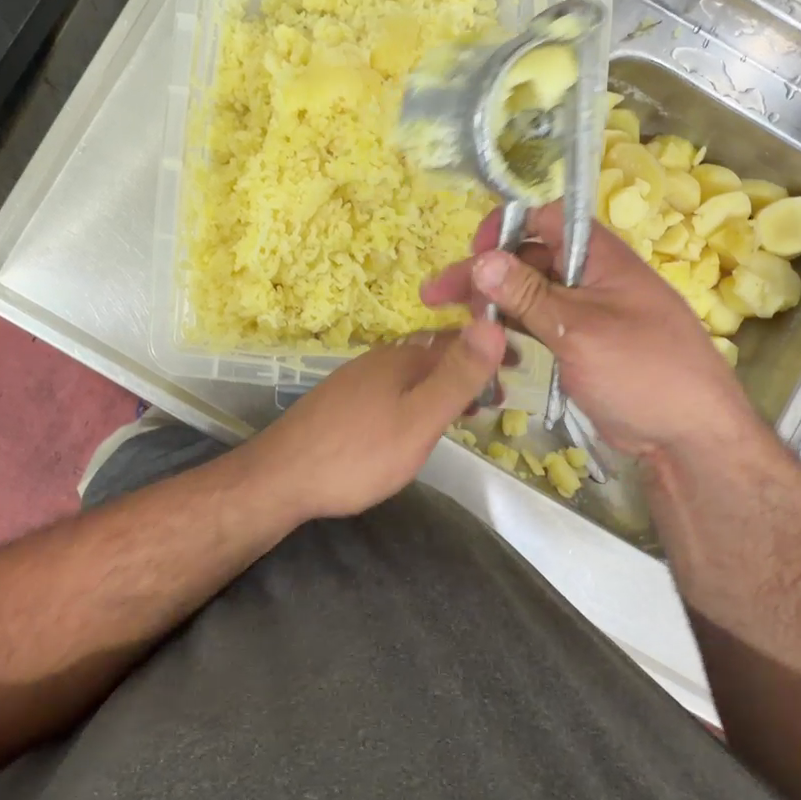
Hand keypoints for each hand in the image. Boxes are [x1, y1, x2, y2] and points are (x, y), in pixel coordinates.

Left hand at [230, 320, 507, 519]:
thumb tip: (493, 322)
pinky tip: (412, 422)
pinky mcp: (339, 403)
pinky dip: (415, 398)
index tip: (520, 367)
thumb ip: (456, 377)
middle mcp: (377, 361)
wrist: (280, 478)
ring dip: (441, 385)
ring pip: (410, 373)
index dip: (490, 351)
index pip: (457, 342)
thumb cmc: (357, 454)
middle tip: (497, 396)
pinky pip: (390, 389)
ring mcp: (354, 381)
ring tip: (464, 411)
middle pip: (432, 355)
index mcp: (401, 360)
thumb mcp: (418, 419)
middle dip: (467, 369)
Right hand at [421, 203, 763, 460]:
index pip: (546, 220)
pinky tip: (482, 343)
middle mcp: (591, 277)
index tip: (472, 254)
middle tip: (435, 297)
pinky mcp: (580, 344)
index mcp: (600, 257)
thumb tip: (480, 260)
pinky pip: (536, 324)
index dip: (506, 229)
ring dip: (490, 302)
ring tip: (449, 319)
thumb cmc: (643, 372)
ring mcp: (586, 312)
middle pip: (527, 259)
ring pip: (528, 294)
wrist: (690, 435)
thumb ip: (528, 295)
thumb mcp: (579, 330)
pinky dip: (508, 328)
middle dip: (482, 273)